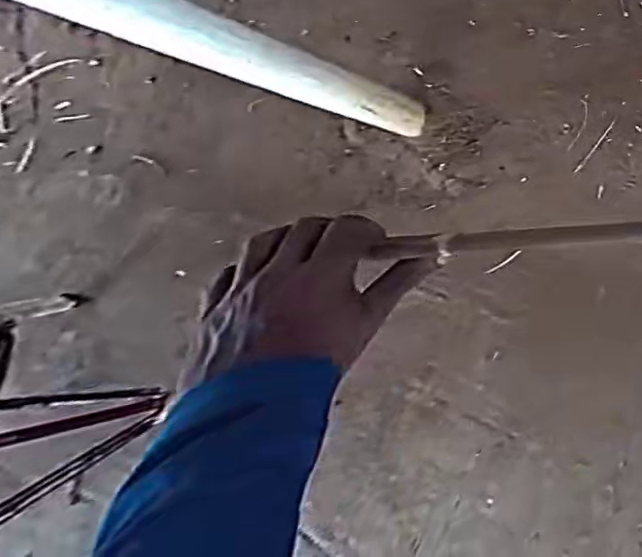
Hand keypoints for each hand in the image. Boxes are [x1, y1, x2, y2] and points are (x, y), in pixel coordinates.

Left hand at [184, 215, 437, 388]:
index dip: (366, 230)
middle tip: (345, 248)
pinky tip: (264, 279)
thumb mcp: (366, 321)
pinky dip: (250, 267)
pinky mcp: (213, 309)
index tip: (374, 243)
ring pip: (263, 241)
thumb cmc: (318, 366)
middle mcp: (278, 273)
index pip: (347, 228)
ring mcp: (241, 290)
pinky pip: (229, 272)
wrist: (253, 415)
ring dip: (289, 240)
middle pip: (307, 227)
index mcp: (319, 274)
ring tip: (304, 255)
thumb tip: (428, 258)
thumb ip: (398, 282)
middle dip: (331, 231)